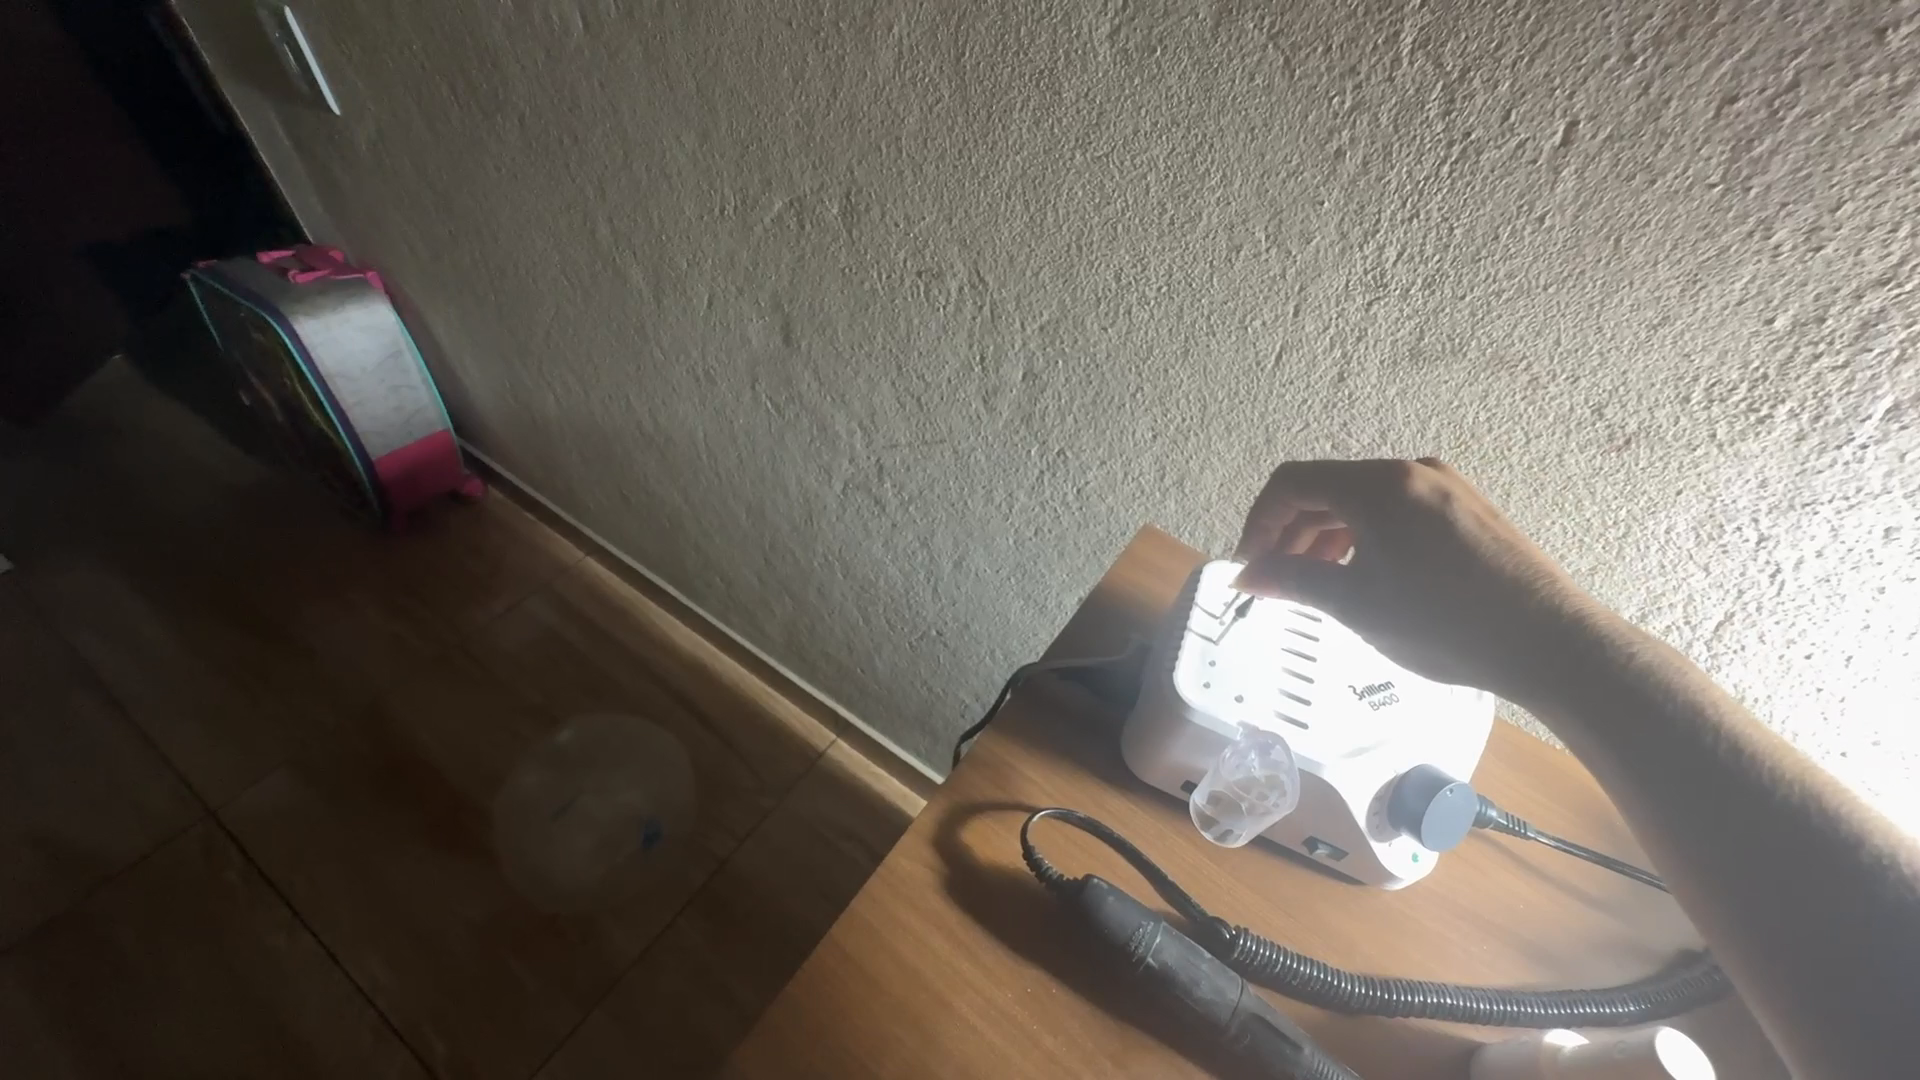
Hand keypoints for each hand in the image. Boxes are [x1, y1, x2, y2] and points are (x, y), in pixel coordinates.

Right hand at [1232, 458, 1611, 697]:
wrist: (1552, 644)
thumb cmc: (1442, 622)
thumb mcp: (1354, 602)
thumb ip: (1290, 578)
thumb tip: (1244, 577)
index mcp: (1378, 484)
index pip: (1291, 483)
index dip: (1258, 522)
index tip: (1249, 566)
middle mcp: (1409, 471)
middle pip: (1324, 489)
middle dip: (1289, 532)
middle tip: (1274, 578)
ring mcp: (1443, 487)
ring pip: (1358, 501)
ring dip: (1323, 536)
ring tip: (1313, 581)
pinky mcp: (1464, 509)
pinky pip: (1392, 510)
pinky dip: (1360, 536)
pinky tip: (1359, 574)